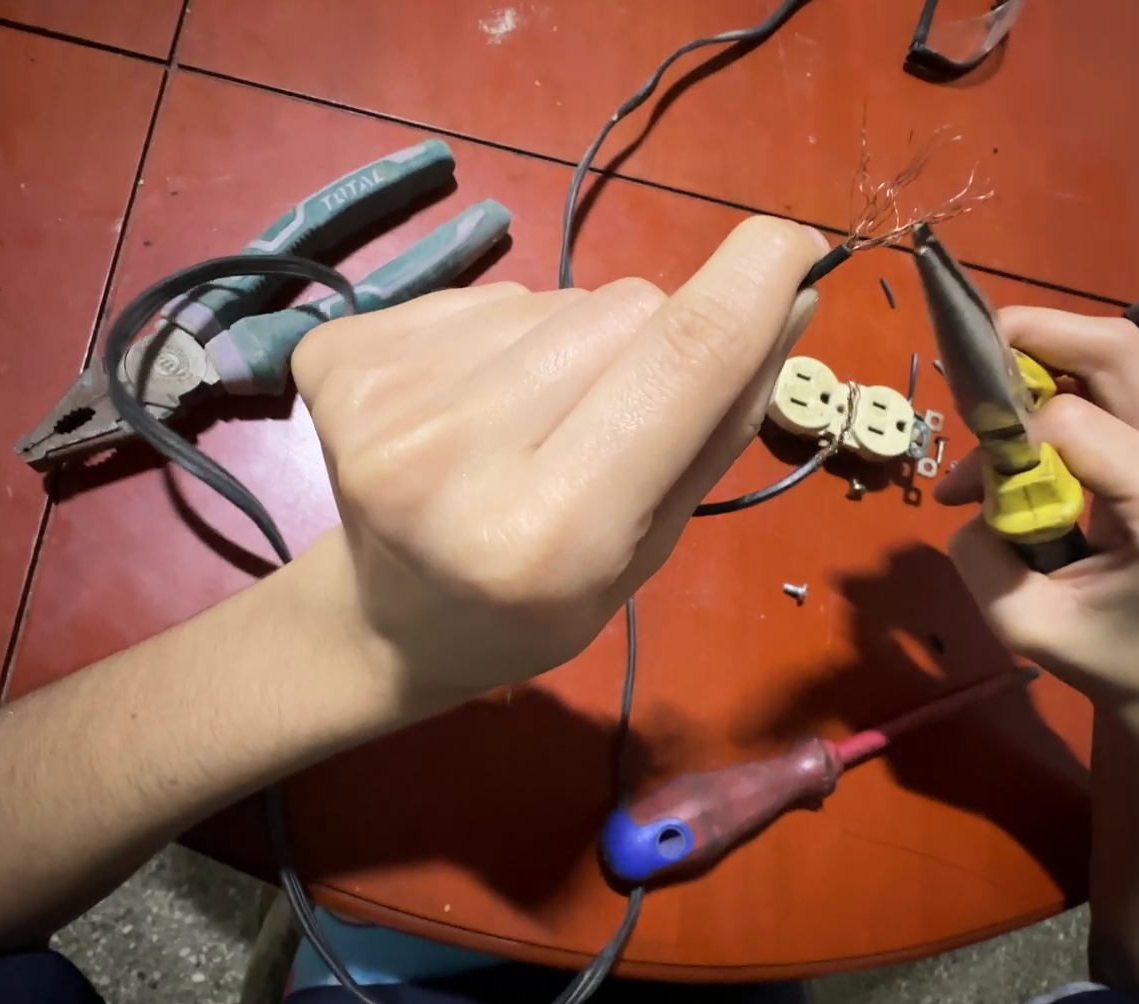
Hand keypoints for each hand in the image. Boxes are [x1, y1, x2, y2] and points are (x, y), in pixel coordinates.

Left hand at [290, 217, 824, 707]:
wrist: (389, 621)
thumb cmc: (537, 611)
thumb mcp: (647, 555)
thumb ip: (716, 434)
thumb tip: (787, 304)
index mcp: (550, 533)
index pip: (679, 362)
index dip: (752, 286)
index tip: (796, 247)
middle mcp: (455, 454)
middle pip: (623, 311)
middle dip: (656, 343)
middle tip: (618, 421)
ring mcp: (387, 399)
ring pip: (559, 299)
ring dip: (578, 345)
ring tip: (534, 426)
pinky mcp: (342, 354)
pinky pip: (487, 298)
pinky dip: (510, 339)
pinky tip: (476, 408)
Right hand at [936, 308, 1138, 713]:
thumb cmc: (1099, 653)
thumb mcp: (1019, 622)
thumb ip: (978, 553)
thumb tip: (966, 491)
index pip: (1072, 425)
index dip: (1002, 438)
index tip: (964, 486)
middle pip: (1118, 352)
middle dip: (1034, 335)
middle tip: (972, 352)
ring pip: (1122, 354)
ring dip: (1048, 354)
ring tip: (993, 394)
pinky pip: (1123, 378)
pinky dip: (1065, 376)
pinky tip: (1028, 414)